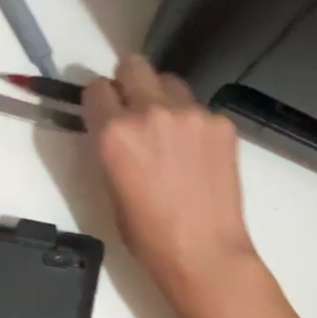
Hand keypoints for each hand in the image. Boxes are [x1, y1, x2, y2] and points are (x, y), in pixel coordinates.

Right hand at [83, 56, 257, 299]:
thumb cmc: (147, 236)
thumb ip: (109, 150)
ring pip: (169, 83)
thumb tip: (113, 131)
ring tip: (170, 135)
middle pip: (133, 65)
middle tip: (133, 111)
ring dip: (163, 99)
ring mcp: (191, 113)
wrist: (203, 252)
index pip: (95, 88)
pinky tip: (197, 156)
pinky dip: (193, 125)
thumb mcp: (110, 191)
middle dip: (128, 83)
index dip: (98, 101)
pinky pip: (199, 109)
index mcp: (113, 133)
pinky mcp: (221, 122)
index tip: (103, 113)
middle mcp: (150, 111)